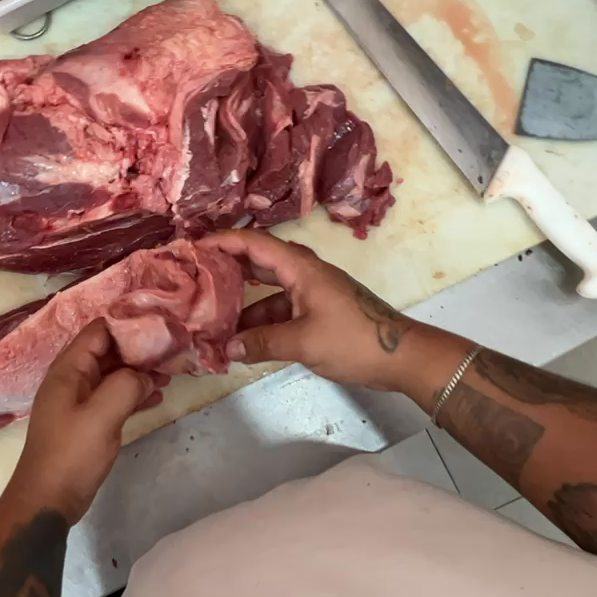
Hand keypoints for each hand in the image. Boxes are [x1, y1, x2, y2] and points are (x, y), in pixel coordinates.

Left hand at [12, 321, 166, 521]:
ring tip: (171, 371)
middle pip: (108, 350)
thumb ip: (125, 386)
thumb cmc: (71, 454)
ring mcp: (79, 400)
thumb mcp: (101, 416)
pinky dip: (134, 392)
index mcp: (68, 370)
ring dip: (139, 370)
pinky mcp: (88, 420)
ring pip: (113, 374)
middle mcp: (72, 379)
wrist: (47, 500)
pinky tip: (158, 396)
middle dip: (139, 347)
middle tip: (173, 348)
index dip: (129, 324)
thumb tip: (145, 375)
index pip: (100, 331)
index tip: (161, 325)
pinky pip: (114, 396)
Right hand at [201, 230, 457, 397]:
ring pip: (269, 289)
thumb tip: (227, 348)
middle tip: (195, 274)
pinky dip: (261, 319)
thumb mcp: (304, 343)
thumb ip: (263, 343)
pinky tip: (242, 338)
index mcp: (301, 268)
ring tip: (212, 313)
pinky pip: (280, 308)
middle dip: (228, 266)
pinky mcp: (317, 311)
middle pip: (260, 261)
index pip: (256, 243)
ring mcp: (311, 292)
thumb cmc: (354, 340)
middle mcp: (304, 273)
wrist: (402, 356)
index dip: (224, 240)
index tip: (195, 245)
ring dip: (243, 300)